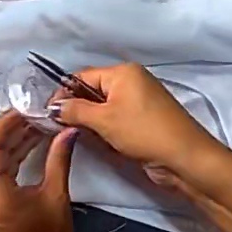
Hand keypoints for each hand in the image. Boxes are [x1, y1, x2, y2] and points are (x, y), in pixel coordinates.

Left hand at [0, 110, 76, 231]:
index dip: (4, 125)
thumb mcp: (57, 195)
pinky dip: (15, 157)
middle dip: (11, 131)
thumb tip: (68, 129)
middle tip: (34, 113)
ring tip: (37, 123)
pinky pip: (1, 172)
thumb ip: (59, 158)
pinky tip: (33, 142)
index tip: (23, 109)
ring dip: (15, 142)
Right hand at [50, 64, 221, 189]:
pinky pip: (114, 118)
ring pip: (102, 107)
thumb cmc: (143, 132)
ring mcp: (138, 100)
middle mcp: (131, 81)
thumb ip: (74, 110)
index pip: (81, 76)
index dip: (62, 93)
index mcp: (122, 72)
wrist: (184, 159)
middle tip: (59, 127)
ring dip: (90, 121)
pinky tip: (98, 141)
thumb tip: (53, 107)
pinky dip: (104, 128)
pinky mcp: (142, 119)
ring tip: (79, 135)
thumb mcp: (103, 120)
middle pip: (91, 91)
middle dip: (76, 108)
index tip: (47, 113)